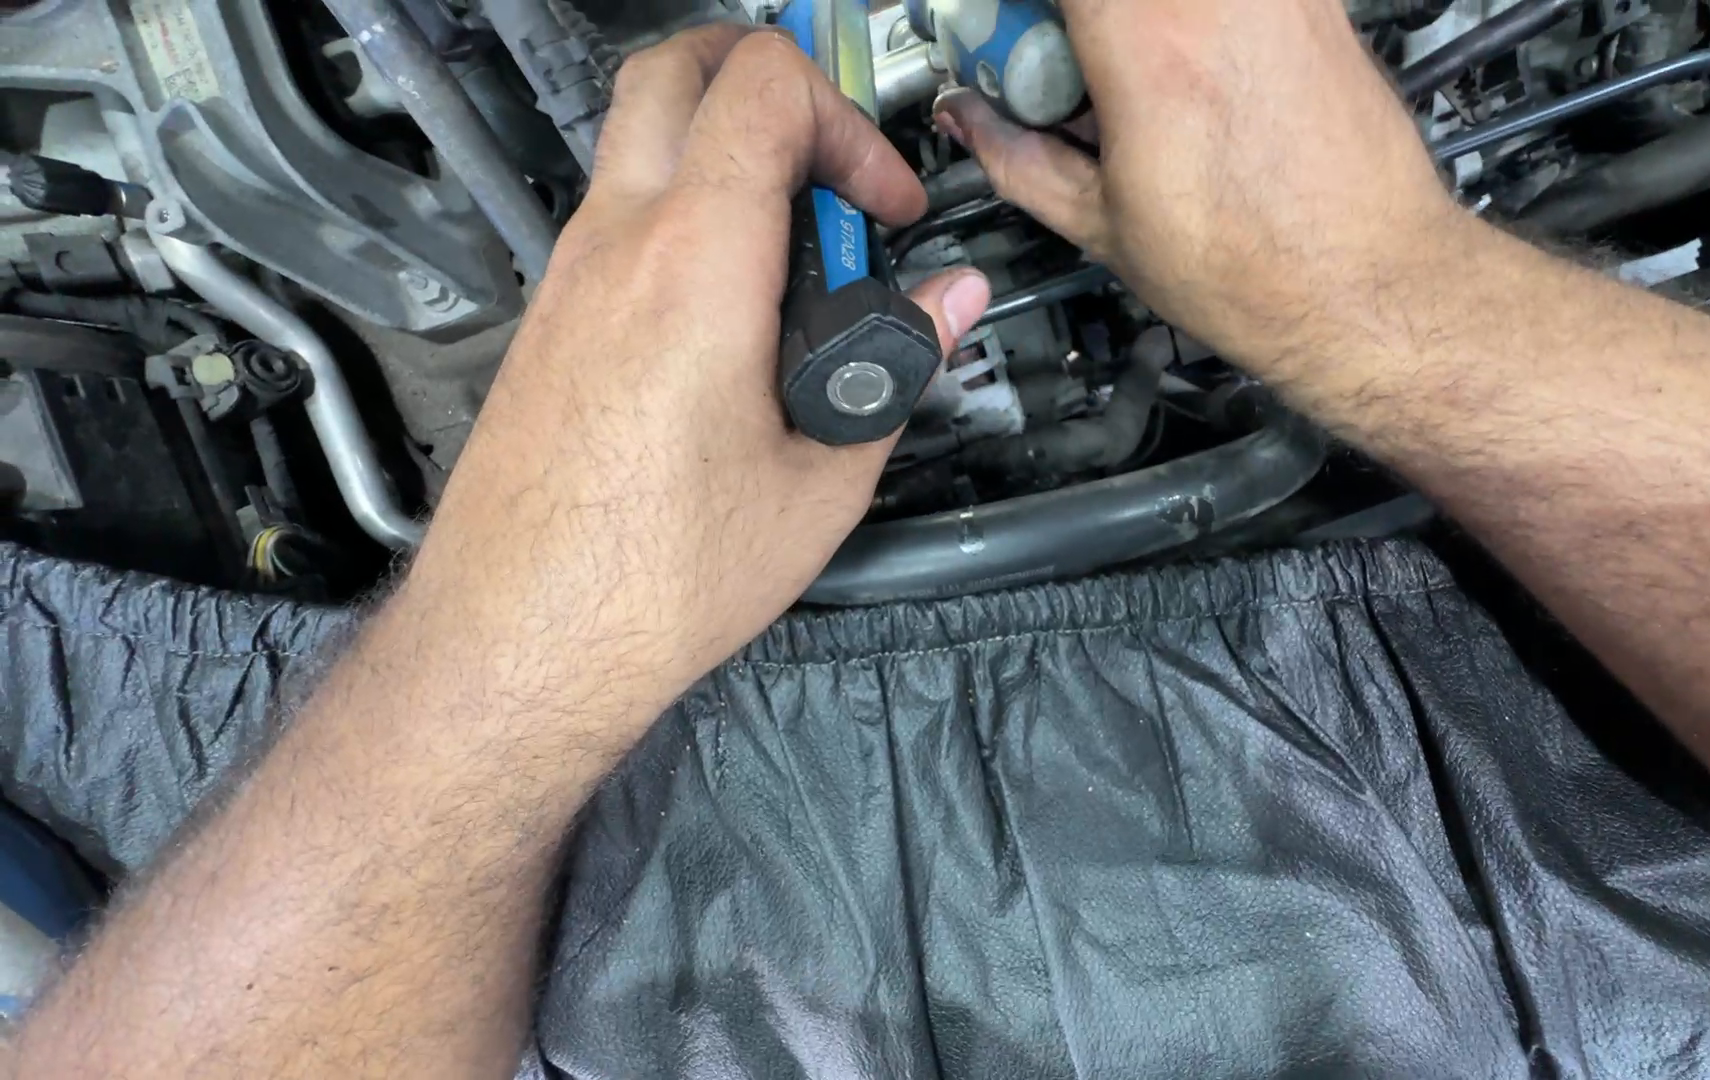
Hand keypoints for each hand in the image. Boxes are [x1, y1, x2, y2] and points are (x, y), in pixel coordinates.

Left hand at [395, 26, 991, 727]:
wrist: (524, 641)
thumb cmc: (670, 575)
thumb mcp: (826, 480)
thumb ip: (896, 367)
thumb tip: (953, 302)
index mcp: (695, 265)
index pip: (762, 89)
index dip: (851, 128)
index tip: (888, 214)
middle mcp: (615, 247)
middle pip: (676, 70)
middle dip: (773, 88)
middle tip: (836, 172)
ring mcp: (567, 281)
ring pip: (643, 144)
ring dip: (731, 166)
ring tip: (798, 271)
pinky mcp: (550, 325)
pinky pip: (622, 223)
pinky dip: (690, 226)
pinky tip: (736, 326)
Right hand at [933, 0, 1466, 382]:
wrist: (1360, 281)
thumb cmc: (1249, 270)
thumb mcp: (1102, 226)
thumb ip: (1018, 158)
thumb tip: (969, 120)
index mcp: (1147, 44)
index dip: (1015, 7)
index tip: (1005, 30)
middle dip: (1062, 22)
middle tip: (1048, 63)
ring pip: (1156, 0)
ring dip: (1115, 28)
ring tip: (1111, 82)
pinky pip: (1216, 2)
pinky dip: (1176, 29)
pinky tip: (1174, 80)